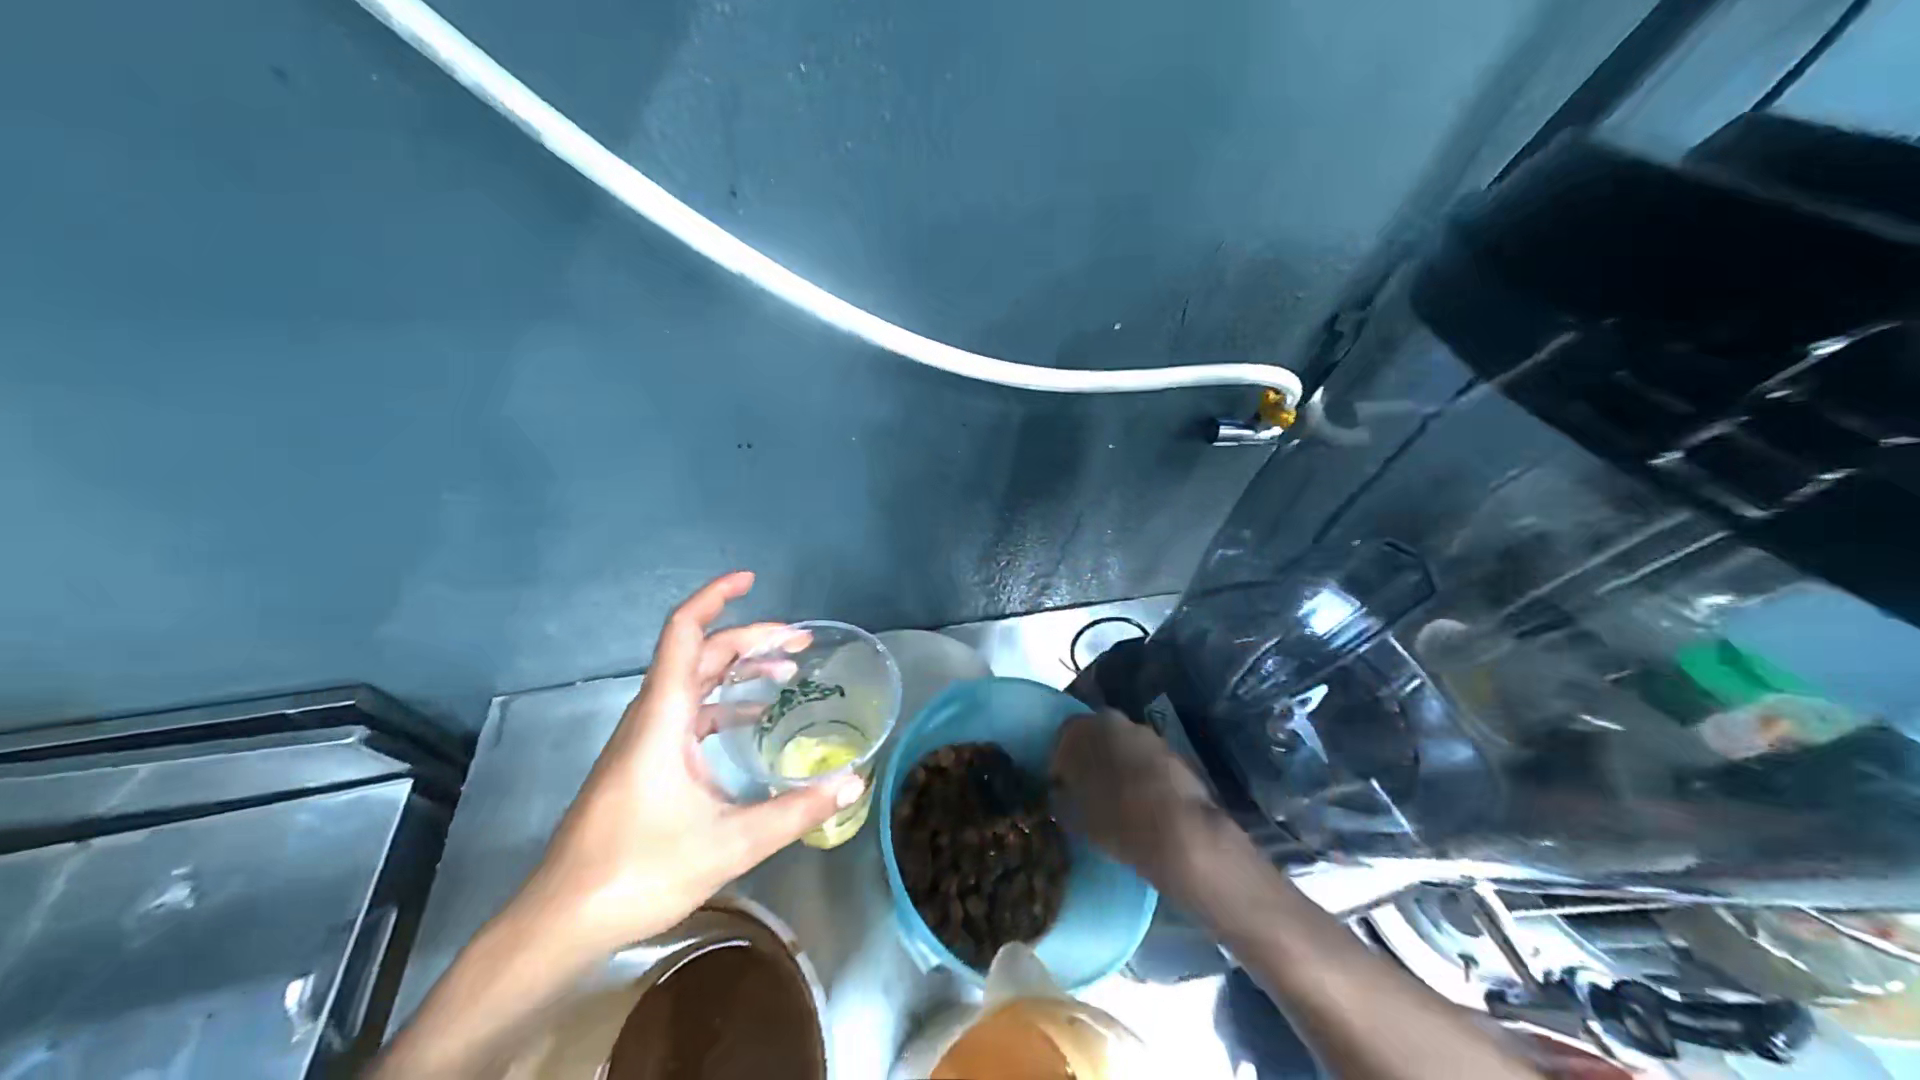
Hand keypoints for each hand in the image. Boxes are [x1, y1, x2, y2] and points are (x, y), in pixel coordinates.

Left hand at [512, 572, 863, 960]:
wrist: (563, 919)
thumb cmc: (639, 870)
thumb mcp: (729, 844)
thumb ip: (795, 812)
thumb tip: (853, 783)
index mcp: (663, 716)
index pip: (685, 632)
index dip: (715, 597)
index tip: (750, 579)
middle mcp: (651, 716)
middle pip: (700, 654)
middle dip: (751, 639)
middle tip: (801, 644)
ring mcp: (644, 739)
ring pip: (694, 683)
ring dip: (739, 670)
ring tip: (788, 675)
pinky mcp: (644, 762)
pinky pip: (689, 713)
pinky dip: (724, 704)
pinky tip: (755, 722)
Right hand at [1050, 708, 1220, 885]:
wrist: (1178, 830)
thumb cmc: (1113, 819)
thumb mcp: (1072, 816)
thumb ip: (1061, 797)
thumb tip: (1062, 793)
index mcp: (1077, 730)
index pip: (1060, 741)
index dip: (1060, 767)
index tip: (1062, 790)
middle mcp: (1110, 720)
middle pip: (1093, 738)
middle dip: (1089, 760)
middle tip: (1088, 792)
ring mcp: (1144, 732)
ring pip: (1121, 746)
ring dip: (1117, 764)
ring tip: (1119, 799)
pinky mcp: (1171, 749)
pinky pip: (1146, 759)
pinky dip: (1141, 773)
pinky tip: (1144, 801)